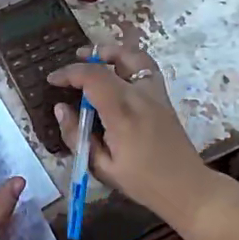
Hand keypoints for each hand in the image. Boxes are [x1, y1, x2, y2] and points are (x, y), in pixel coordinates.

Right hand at [48, 45, 213, 221]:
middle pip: (114, 58)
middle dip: (90, 56)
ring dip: (113, 52)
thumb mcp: (100, 166)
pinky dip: (128, 60)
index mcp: (122, 112)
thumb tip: (61, 108)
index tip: (52, 81)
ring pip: (135, 55)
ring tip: (97, 59)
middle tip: (74, 61)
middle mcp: (141, 94)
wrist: (185, 186)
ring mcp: (156, 92)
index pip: (92, 76)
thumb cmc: (141, 181)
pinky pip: (146, 66)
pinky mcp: (164, 96)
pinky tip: (118, 74)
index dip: (68, 73)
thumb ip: (77, 135)